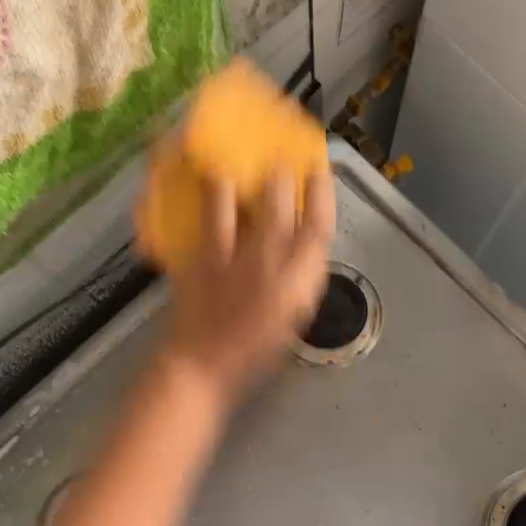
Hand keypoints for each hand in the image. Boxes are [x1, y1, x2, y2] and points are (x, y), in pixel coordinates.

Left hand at [155, 166, 334, 404]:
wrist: (202, 368)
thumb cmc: (251, 352)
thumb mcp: (290, 318)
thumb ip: (298, 280)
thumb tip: (300, 245)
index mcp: (299, 286)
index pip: (319, 231)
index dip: (322, 197)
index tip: (320, 173)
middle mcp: (272, 268)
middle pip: (285, 210)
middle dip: (287, 177)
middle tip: (284, 157)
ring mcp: (235, 261)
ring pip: (250, 208)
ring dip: (253, 179)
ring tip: (247, 161)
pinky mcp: (203, 260)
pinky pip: (212, 217)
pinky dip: (216, 194)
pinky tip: (216, 180)